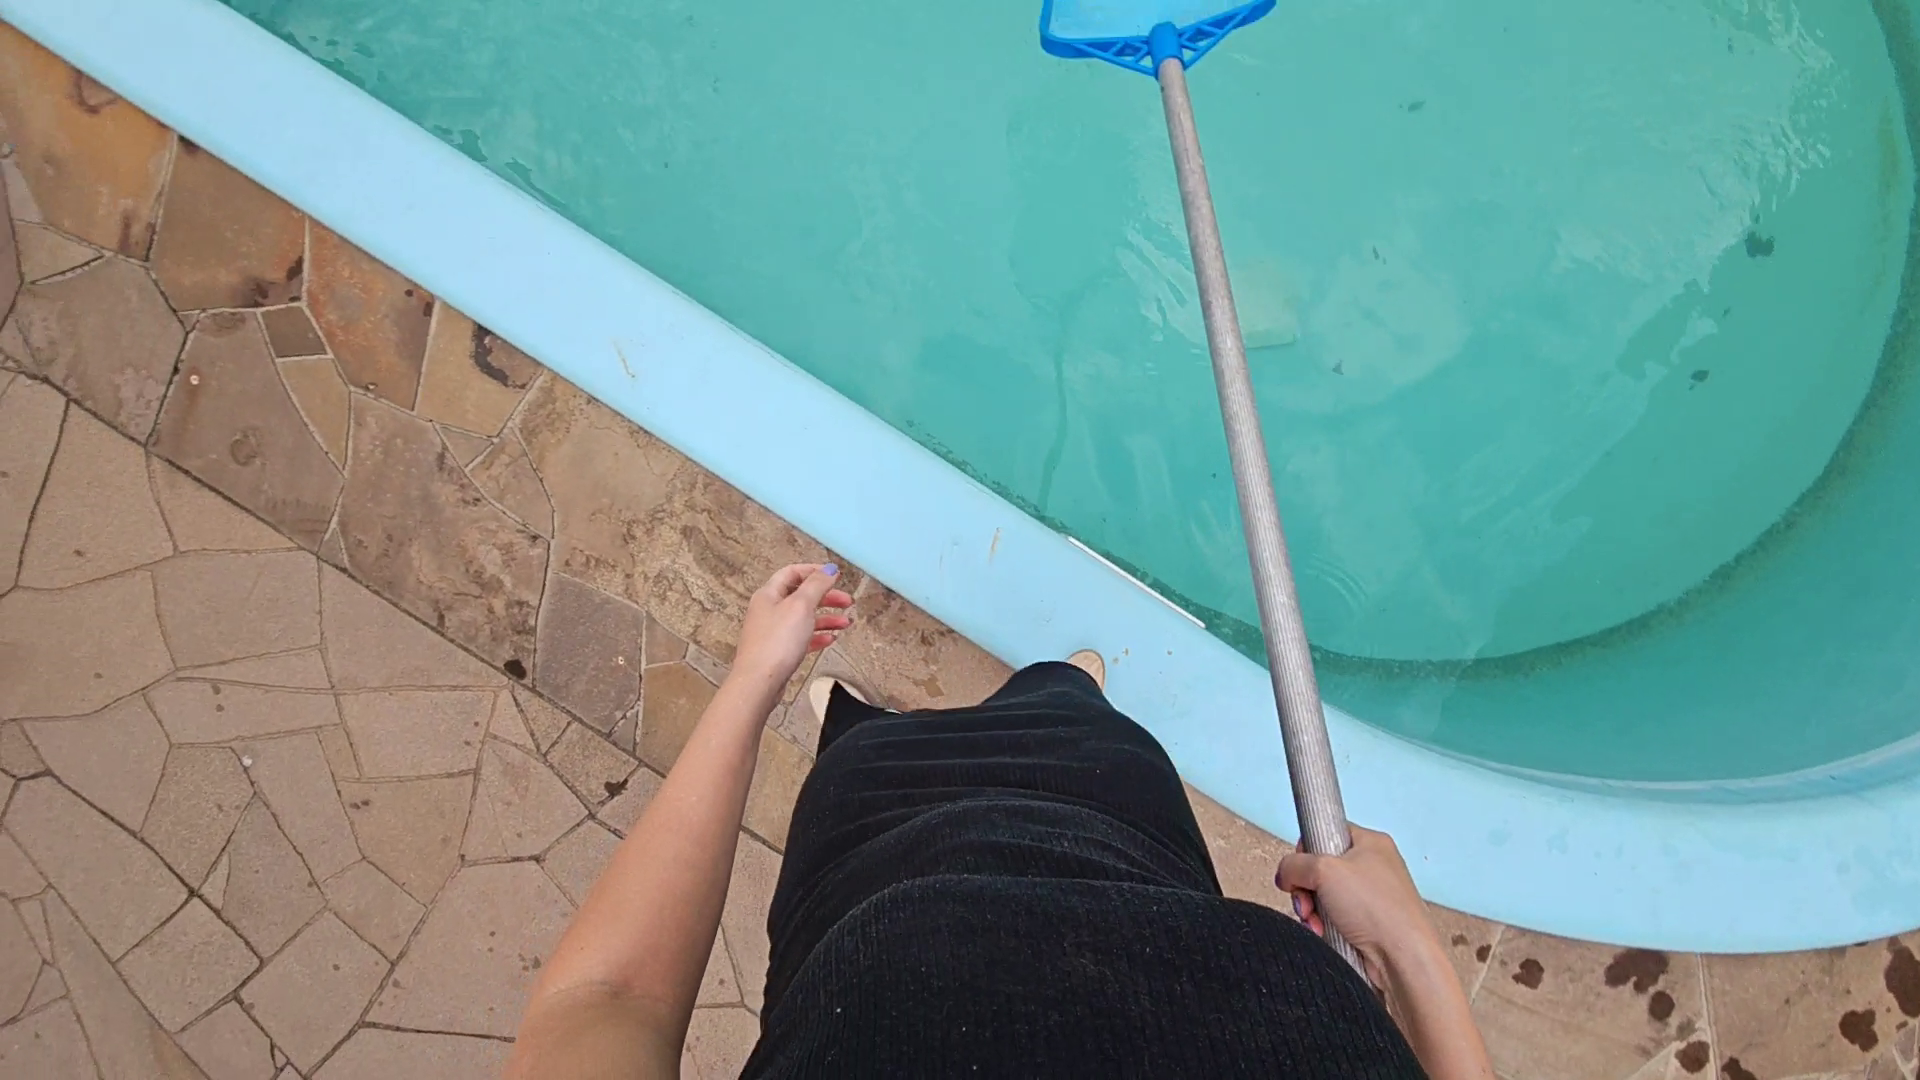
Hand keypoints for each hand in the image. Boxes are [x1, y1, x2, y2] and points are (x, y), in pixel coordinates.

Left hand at [729, 564, 853, 691]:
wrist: (759, 682)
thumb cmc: (777, 643)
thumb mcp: (801, 606)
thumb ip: (817, 585)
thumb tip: (829, 569)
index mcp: (769, 594)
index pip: (792, 573)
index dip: (814, 571)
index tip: (835, 575)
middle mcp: (768, 610)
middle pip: (801, 596)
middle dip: (826, 597)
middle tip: (847, 601)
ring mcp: (773, 632)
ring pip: (803, 618)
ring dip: (826, 618)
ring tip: (846, 623)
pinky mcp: (778, 651)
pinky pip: (801, 638)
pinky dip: (817, 636)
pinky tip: (830, 639)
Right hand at [1277, 825, 1440, 986]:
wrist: (1404, 961)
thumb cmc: (1378, 909)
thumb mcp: (1322, 869)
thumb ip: (1293, 864)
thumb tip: (1285, 875)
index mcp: (1371, 843)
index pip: (1325, 831)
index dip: (1307, 849)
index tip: (1301, 865)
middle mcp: (1374, 867)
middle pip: (1319, 867)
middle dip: (1305, 887)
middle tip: (1305, 898)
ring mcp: (1373, 897)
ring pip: (1323, 894)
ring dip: (1311, 908)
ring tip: (1316, 920)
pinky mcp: (1370, 924)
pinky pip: (1333, 916)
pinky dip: (1323, 925)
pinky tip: (1324, 932)